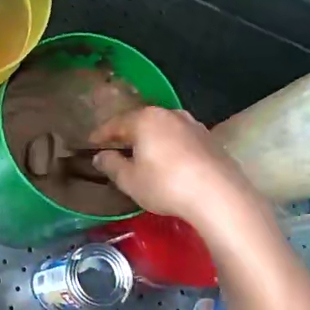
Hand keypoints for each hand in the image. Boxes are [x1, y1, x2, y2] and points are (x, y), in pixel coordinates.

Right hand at [90, 107, 265, 232]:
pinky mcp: (210, 140)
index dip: (101, 135)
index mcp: (145, 119)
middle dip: (127, 134)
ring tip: (142, 154)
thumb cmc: (165, 185)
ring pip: (163, 129)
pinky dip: (169, 147)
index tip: (91, 143)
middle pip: (141, 122)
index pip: (116, 124)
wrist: (218, 195)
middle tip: (115, 147)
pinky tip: (168, 162)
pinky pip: (180, 139)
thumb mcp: (130, 180)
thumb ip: (111, 165)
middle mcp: (170, 115)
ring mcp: (193, 125)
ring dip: (150, 140)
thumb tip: (100, 156)